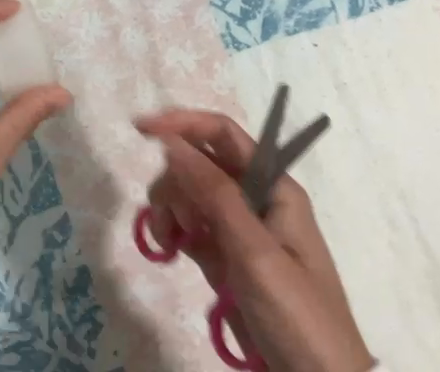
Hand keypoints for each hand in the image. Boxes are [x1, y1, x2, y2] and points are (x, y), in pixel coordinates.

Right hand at [137, 109, 373, 371]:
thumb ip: (214, 193)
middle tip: (171, 218)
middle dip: (173, 181)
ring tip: (169, 241)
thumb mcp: (256, 251)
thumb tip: (171, 141)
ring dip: (167, 209)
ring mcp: (236, 229)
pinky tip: (168, 249)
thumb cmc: (298, 315)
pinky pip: (184, 225)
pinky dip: (168, 231)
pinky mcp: (221, 256)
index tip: (141, 130)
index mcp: (274, 188)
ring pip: (185, 193)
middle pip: (196, 162)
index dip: (183, 124)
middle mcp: (254, 199)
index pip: (222, 134)